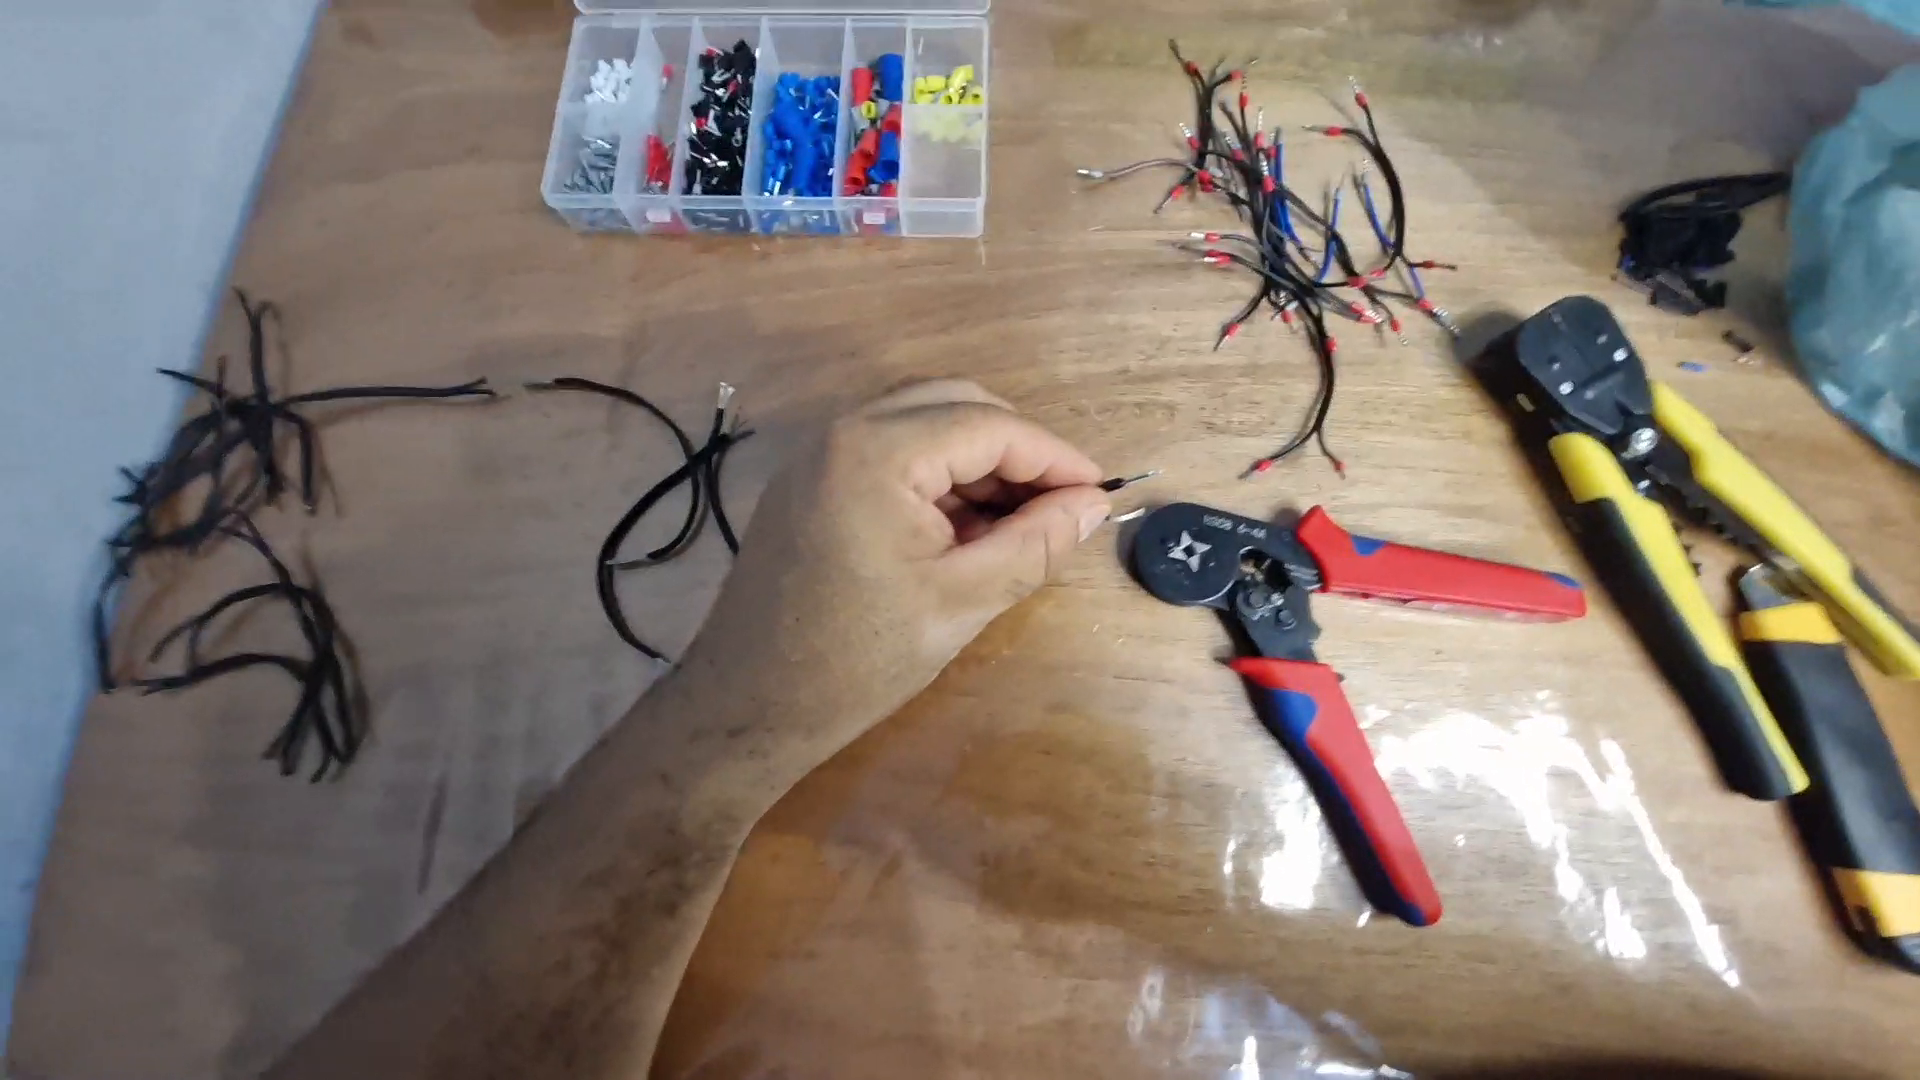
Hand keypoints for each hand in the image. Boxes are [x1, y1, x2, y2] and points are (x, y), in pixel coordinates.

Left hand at [674, 379, 1111, 755]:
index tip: (1097, 493)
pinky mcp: (812, 482)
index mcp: (876, 452)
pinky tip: (962, 528)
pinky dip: (938, 477)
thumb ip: (1034, 543)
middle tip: (1056, 505)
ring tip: (1016, 522)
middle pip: (955, 405)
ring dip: (978, 461)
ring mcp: (820, 454)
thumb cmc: (856, 662)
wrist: (747, 707)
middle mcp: (842, 431)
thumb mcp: (961, 603)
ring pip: (923, 424)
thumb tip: (1092, 502)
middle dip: (1015, 449)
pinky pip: (891, 453)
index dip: (1054, 456)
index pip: (989, 425)